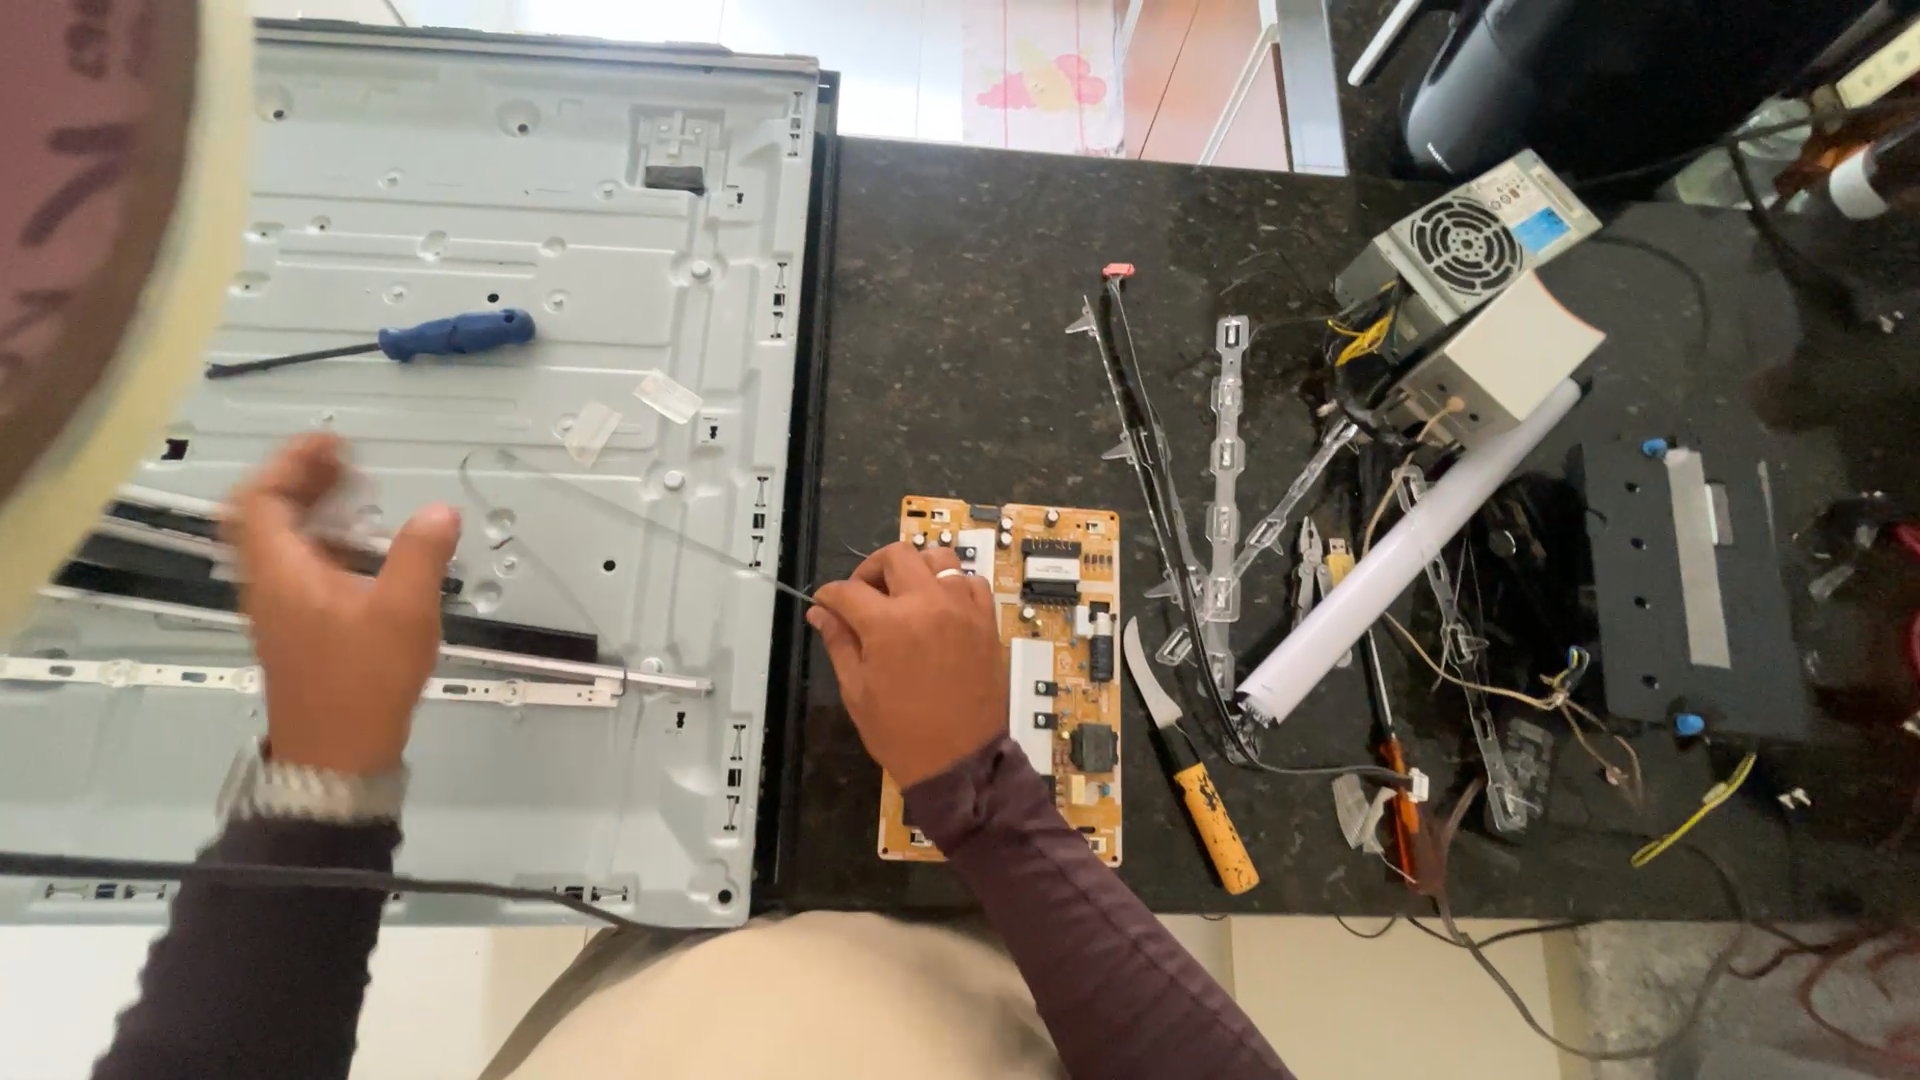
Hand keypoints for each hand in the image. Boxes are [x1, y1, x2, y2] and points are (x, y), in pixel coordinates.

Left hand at [223, 434, 460, 775]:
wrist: (339, 746)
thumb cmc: (364, 676)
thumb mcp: (403, 611)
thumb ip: (420, 555)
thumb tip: (439, 511)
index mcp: (283, 572)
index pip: (260, 500)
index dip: (290, 463)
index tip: (332, 443)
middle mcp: (272, 583)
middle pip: (263, 516)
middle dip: (301, 479)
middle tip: (345, 459)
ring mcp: (283, 605)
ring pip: (281, 540)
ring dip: (313, 508)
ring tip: (358, 491)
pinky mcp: (302, 623)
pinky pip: (302, 563)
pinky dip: (328, 539)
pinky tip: (367, 546)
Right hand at [810, 542, 1005, 788]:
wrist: (959, 761)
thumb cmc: (900, 732)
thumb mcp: (856, 690)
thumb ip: (839, 642)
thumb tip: (821, 613)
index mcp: (888, 624)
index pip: (848, 590)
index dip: (830, 596)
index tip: (826, 604)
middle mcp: (928, 603)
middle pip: (896, 555)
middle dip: (871, 568)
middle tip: (863, 593)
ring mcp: (962, 607)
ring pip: (938, 557)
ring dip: (915, 567)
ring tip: (904, 593)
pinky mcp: (986, 620)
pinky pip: (971, 582)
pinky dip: (952, 585)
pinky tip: (939, 607)